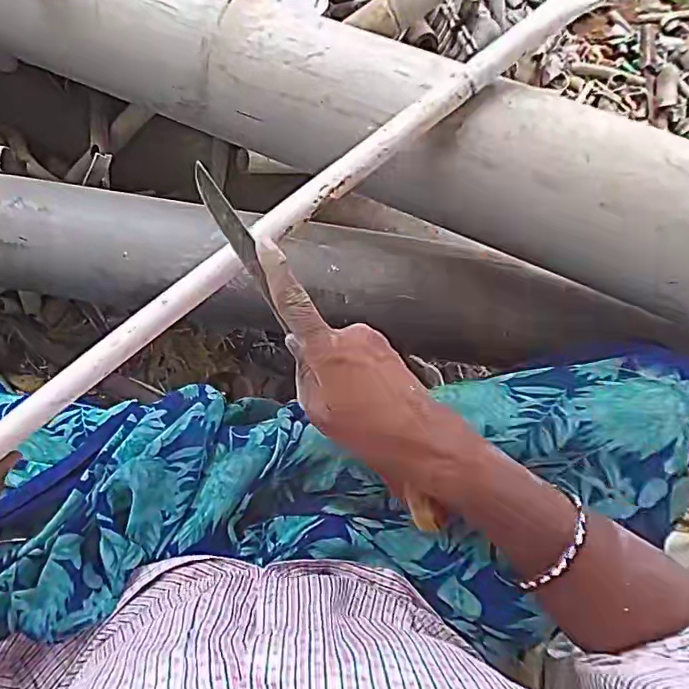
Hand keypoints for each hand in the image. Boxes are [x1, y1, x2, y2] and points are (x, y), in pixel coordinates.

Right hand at [260, 239, 467, 510]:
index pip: (293, 303)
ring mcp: (375, 340)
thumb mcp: (317, 411)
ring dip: (343, 373)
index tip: (266, 248)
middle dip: (319, 362)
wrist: (422, 440)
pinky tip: (370, 405)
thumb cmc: (368, 430)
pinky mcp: (391, 350)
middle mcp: (352, 334)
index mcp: (326, 347)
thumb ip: (304, 376)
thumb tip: (301, 354)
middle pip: (320, 338)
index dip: (276, 274)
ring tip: (355, 407)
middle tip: (329, 398)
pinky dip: (361, 378)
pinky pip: (363, 358)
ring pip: (343, 350)